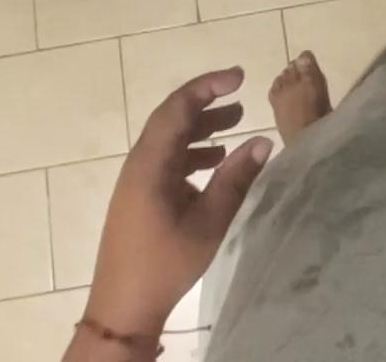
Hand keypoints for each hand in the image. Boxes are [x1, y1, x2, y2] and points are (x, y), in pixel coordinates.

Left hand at [84, 68, 272, 338]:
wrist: (122, 309)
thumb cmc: (165, 263)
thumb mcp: (208, 222)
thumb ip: (235, 178)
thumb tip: (263, 140)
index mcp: (151, 162)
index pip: (178, 107)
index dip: (208, 86)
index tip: (239, 77)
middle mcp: (140, 163)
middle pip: (173, 117)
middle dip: (207, 101)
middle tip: (241, 93)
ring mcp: (138, 179)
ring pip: (171, 137)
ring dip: (202, 126)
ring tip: (236, 121)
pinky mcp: (141, 195)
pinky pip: (169, 158)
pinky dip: (194, 150)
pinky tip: (217, 160)